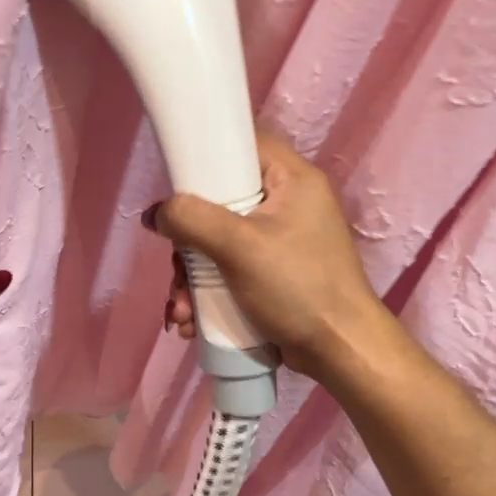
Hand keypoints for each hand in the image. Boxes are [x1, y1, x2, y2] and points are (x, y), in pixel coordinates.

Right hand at [146, 132, 386, 378]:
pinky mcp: (272, 273)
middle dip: (187, 244)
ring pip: (216, 242)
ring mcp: (279, 240)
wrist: (340, 351)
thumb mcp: (239, 248)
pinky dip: (206, 293)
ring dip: (190, 278)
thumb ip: (192, 220)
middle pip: (219, 202)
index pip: (244, 144)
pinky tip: (192, 321)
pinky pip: (227, 269)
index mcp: (292, 180)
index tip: (174, 182)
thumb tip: (155, 213)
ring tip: (182, 312)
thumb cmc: (297, 288)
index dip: (206, 155)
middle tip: (177, 272)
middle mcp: (287, 204)